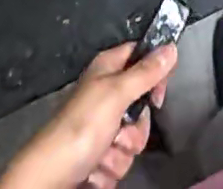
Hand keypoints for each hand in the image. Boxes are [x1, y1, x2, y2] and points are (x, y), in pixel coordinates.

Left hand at [0, 42, 176, 188]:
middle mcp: (107, 94)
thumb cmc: (82, 126)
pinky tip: (95, 168)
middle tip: (121, 128)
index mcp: (107, 69)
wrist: (51, 178)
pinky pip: (122, 158)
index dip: (154, 71)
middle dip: (136, 125)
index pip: (140, 56)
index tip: (160, 90)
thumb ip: (145, 73)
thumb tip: (170, 47)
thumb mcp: (116, 93)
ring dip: (122, 149)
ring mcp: (104, 127)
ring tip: (102, 153)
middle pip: (143, 104)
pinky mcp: (102, 155)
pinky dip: (111, 166)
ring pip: (134, 136)